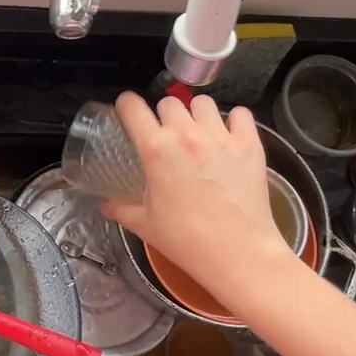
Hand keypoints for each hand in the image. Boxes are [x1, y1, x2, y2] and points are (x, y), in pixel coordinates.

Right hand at [102, 93, 286, 304]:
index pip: (133, 107)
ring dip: (197, 114)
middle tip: (168, 135)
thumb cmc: (187, 241)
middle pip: (169, 102)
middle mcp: (186, 134)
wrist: (238, 253)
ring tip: (200, 133)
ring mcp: (220, 136)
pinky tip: (230, 136)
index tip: (128, 111)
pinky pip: (241, 114)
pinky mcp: (249, 144)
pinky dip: (234, 121)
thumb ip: (123, 210)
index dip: (126, 105)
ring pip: (203, 103)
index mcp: (156, 149)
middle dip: (164, 115)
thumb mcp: (147, 225)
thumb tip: (106, 206)